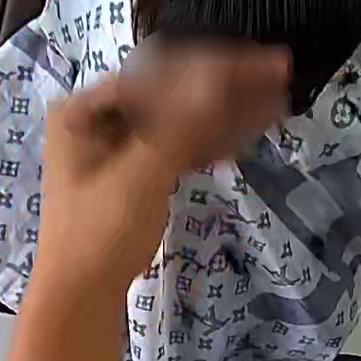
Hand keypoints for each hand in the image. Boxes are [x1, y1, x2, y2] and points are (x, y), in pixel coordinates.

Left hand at [34, 40, 287, 295]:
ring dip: (229, 113)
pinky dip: (215, 141)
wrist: (82, 296)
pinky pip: (183, 146)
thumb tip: (217, 76)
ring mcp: (124, 146)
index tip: (261, 64)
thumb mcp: (138, 177)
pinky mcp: (142, 171)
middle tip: (278, 73)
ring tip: (277, 100)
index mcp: (87, 109)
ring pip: (185, 120)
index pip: (161, 74)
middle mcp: (104, 118)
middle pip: (176, 92)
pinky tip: (250, 130)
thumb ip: (178, 126)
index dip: (216, 67)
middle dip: (229, 86)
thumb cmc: (98, 236)